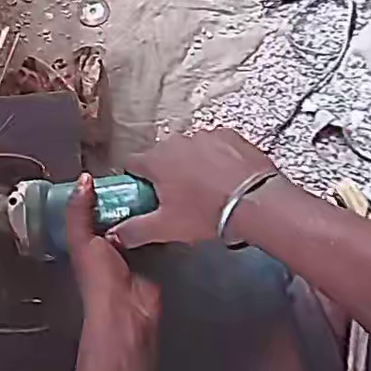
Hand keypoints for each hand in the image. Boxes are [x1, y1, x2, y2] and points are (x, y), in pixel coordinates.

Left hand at [65, 174, 160, 341]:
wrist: (128, 308)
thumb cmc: (99, 278)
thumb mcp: (81, 240)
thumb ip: (78, 211)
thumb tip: (83, 179)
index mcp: (86, 240)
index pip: (90, 209)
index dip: (98, 191)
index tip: (111, 172)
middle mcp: (108, 244)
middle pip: (117, 213)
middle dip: (125, 198)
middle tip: (138, 175)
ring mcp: (131, 250)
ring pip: (137, 221)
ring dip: (143, 208)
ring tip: (153, 186)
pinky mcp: (152, 255)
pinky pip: (155, 233)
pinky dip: (160, 222)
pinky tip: (166, 207)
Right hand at [110, 129, 282, 247]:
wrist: (255, 202)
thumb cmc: (208, 213)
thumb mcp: (165, 228)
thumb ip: (134, 230)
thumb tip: (115, 234)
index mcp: (156, 160)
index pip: (132, 164)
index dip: (136, 180)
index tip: (145, 194)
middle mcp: (177, 141)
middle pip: (161, 156)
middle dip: (166, 173)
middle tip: (178, 198)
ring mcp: (204, 136)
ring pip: (188, 150)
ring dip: (191, 164)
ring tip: (205, 190)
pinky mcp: (229, 136)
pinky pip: (214, 145)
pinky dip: (215, 158)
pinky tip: (224, 178)